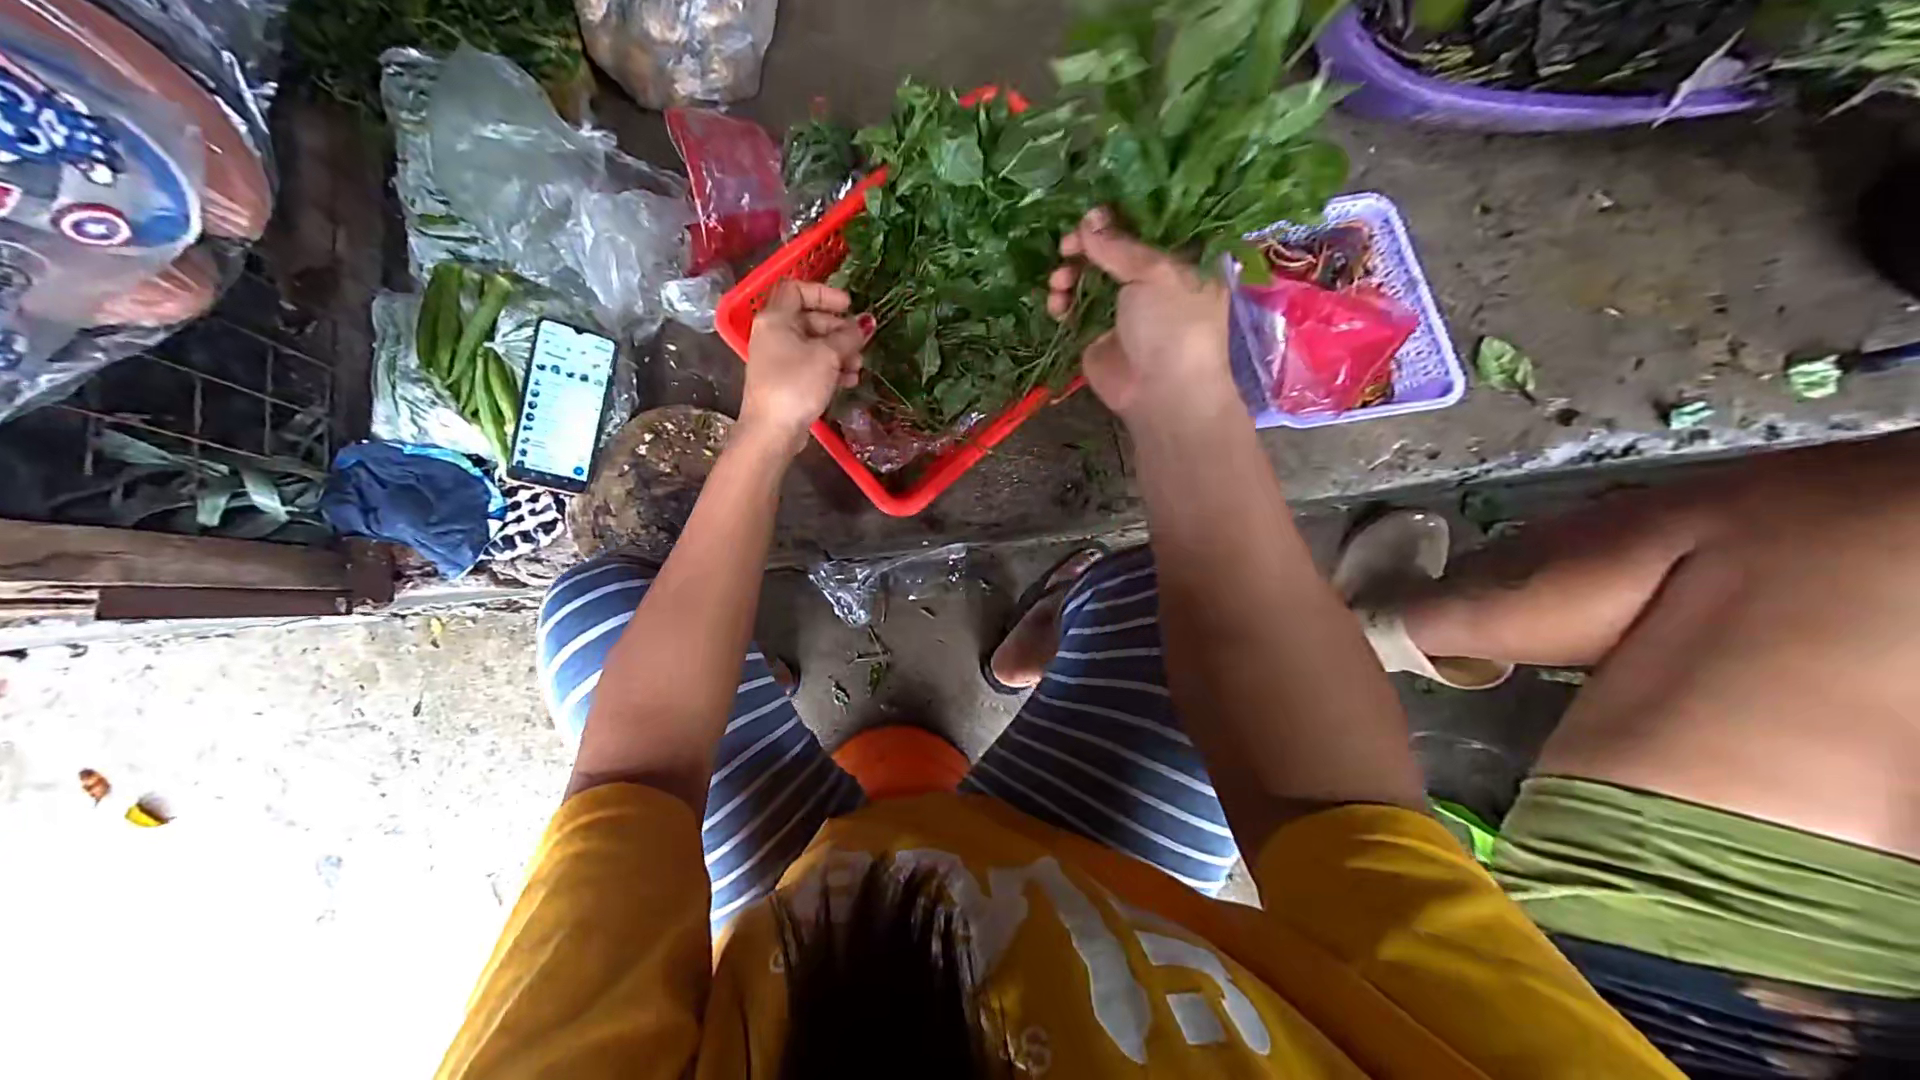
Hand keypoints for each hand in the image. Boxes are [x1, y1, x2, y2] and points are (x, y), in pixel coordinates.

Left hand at [740, 280, 870, 455]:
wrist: (772, 431)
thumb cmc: (796, 384)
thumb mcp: (828, 356)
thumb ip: (849, 336)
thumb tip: (867, 322)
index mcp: (775, 319)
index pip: (797, 290)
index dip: (824, 293)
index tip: (848, 306)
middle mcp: (773, 334)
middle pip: (810, 319)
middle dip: (839, 329)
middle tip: (861, 341)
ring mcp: (778, 359)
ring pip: (814, 345)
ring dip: (840, 352)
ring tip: (858, 366)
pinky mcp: (786, 381)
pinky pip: (811, 365)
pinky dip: (831, 369)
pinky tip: (849, 380)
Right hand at [1049, 208, 1236, 432]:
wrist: (1161, 392)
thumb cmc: (1172, 325)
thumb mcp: (1153, 273)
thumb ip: (1118, 245)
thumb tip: (1087, 223)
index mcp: (1180, 260)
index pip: (1145, 226)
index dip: (1116, 218)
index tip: (1091, 216)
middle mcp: (1152, 282)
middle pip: (1112, 251)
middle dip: (1086, 246)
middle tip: (1067, 246)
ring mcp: (1125, 309)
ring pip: (1090, 277)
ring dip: (1070, 273)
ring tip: (1059, 281)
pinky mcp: (1100, 334)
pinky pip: (1076, 308)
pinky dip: (1063, 302)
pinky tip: (1057, 305)